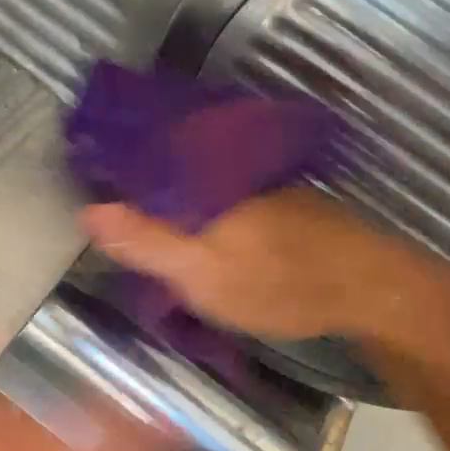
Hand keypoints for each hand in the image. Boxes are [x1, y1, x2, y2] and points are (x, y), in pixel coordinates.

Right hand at [81, 188, 449, 353]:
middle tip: (102, 212)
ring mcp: (250, 184)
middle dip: (130, 183)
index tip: (78, 181)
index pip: (135, 162)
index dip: (105, 170)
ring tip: (133, 220)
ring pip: (189, 183)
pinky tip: (187, 229)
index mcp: (199, 183)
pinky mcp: (272, 201)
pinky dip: (193, 208)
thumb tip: (88, 210)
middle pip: (161, 169)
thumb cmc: (278, 283)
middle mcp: (222, 172)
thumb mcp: (201, 273)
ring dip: (161, 196)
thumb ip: (146, 241)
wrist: (370, 288)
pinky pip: (215, 195)